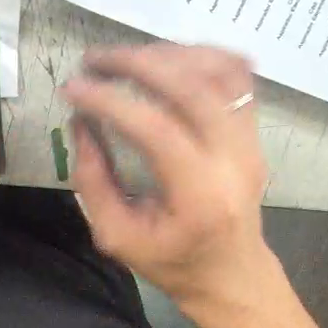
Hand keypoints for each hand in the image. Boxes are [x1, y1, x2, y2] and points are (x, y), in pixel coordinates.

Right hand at [61, 46, 282, 316]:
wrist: (230, 272)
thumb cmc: (170, 261)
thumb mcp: (117, 237)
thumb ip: (94, 183)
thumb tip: (81, 124)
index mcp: (199, 196)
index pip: (156, 130)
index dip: (111, 102)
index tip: (73, 89)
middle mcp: (234, 160)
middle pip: (194, 88)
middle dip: (138, 64)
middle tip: (94, 59)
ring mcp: (251, 140)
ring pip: (219, 72)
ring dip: (169, 55)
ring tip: (126, 58)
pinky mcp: (254, 129)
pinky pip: (237, 76)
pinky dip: (201, 56)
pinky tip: (167, 58)